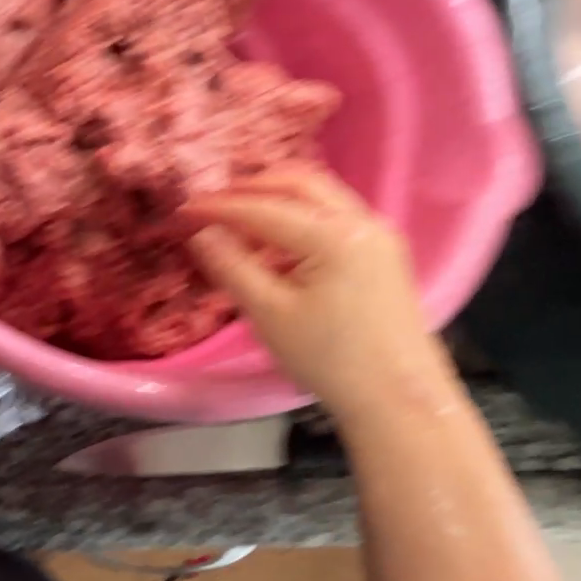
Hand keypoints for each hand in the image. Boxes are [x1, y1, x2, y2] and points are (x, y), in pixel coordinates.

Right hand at [180, 169, 458, 421]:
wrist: (398, 398)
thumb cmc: (328, 358)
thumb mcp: (268, 313)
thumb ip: (231, 266)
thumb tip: (200, 233)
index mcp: (334, 237)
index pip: (263, 208)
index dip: (218, 207)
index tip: (182, 208)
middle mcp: (362, 223)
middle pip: (298, 182)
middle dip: (250, 186)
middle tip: (210, 201)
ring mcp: (378, 235)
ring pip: (319, 195)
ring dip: (275, 196)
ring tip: (236, 214)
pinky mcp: (382, 253)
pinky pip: (333, 215)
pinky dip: (297, 214)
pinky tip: (273, 238)